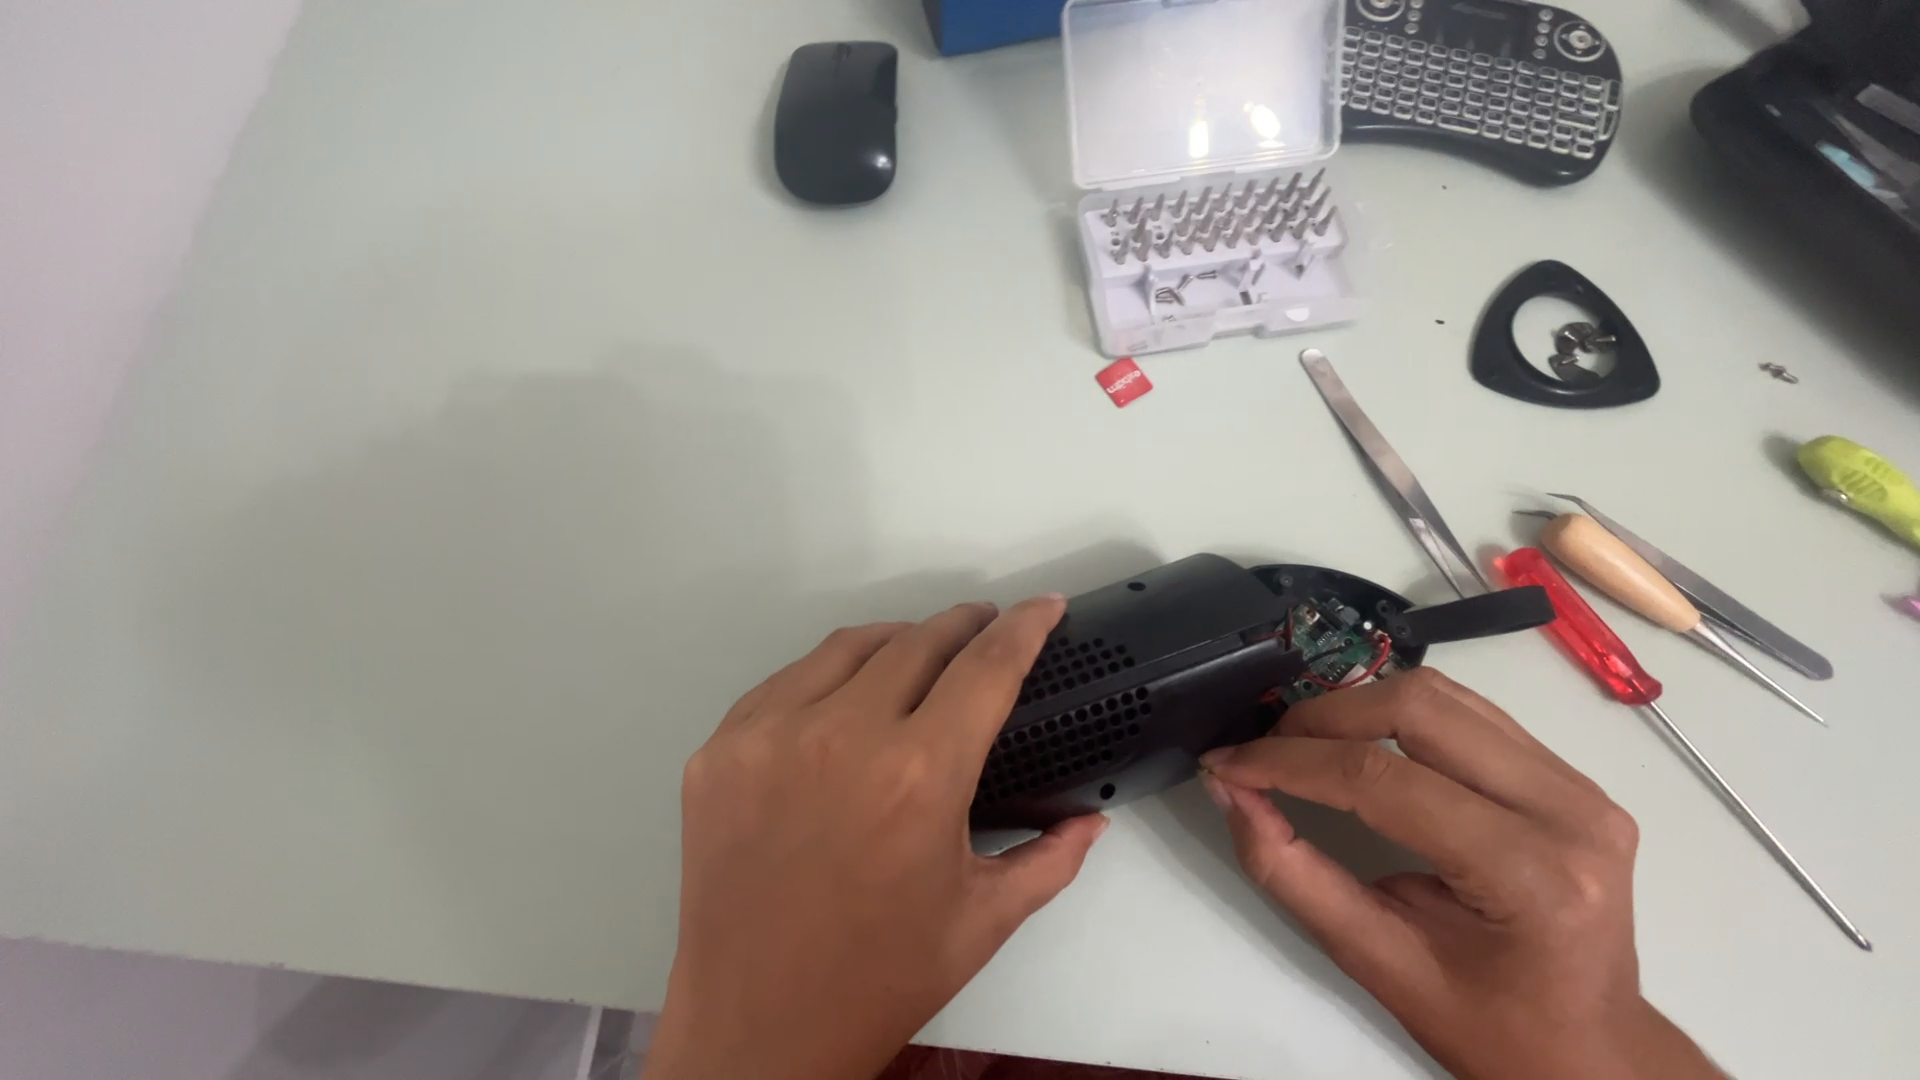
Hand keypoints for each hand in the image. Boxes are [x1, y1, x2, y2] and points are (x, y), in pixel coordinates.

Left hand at [644, 596, 1108, 1079]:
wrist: (755, 1027)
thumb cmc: (880, 977)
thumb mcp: (983, 920)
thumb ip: (1052, 859)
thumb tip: (1093, 818)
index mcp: (920, 774)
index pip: (988, 666)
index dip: (1025, 627)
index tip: (1044, 605)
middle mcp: (843, 736)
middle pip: (920, 640)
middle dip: (965, 625)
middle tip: (985, 629)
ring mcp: (770, 736)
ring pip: (850, 647)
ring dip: (899, 640)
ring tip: (922, 654)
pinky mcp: (721, 749)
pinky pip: (787, 681)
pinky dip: (830, 675)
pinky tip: (847, 696)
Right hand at [1199, 669, 1721, 1079]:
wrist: (1589, 1047)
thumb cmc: (1484, 1023)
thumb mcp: (1372, 959)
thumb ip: (1288, 870)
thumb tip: (1229, 790)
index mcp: (1530, 875)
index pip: (1382, 780)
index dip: (1288, 762)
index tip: (1226, 764)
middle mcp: (1567, 810)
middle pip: (1414, 708)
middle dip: (1319, 719)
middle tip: (1265, 752)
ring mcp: (1575, 782)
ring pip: (1437, 693)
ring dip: (1352, 707)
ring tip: (1303, 745)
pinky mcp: (1566, 772)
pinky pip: (1460, 708)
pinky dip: (1390, 712)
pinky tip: (1357, 744)